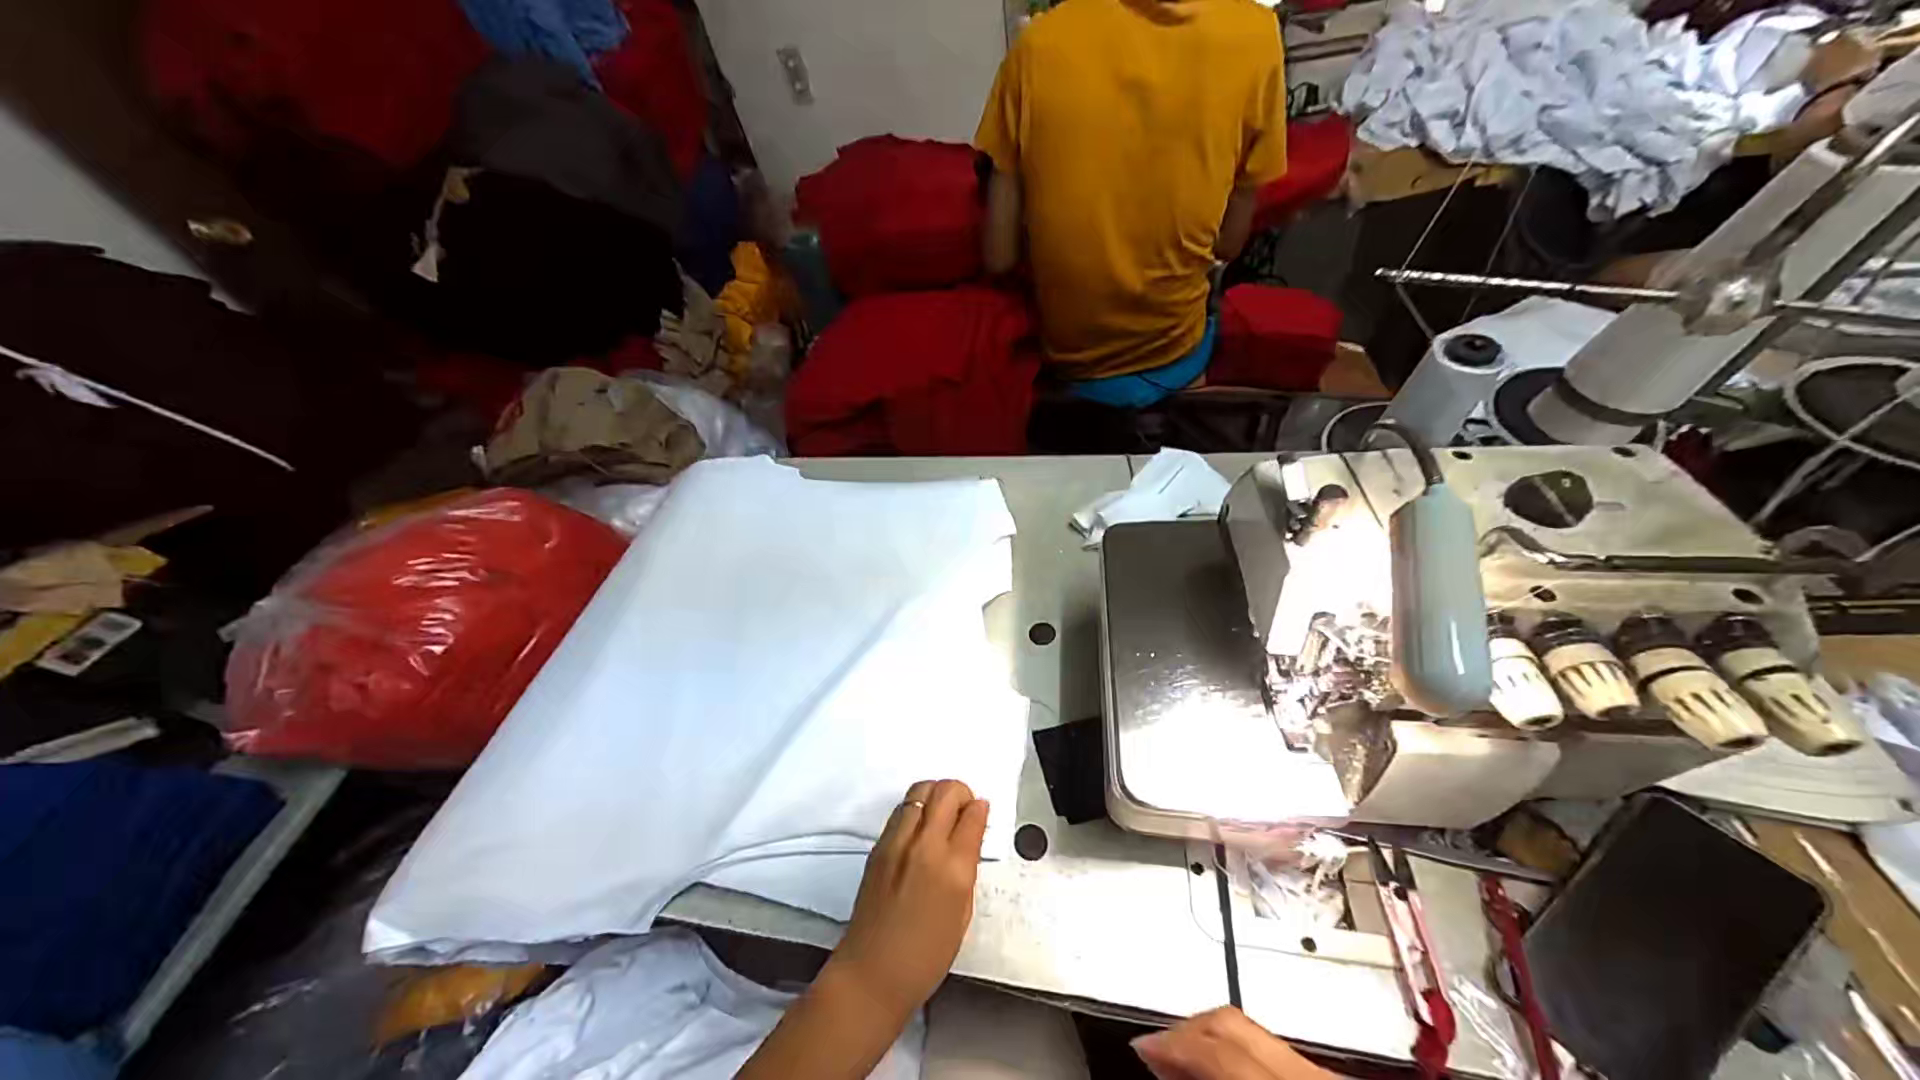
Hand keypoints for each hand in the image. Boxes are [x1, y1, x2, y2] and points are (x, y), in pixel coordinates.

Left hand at [823, 779, 988, 1018]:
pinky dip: (915, 808)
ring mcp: (898, 843)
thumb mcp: (962, 913)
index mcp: (953, 868)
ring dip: (936, 795)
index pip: (973, 815)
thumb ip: (966, 869)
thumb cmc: (923, 956)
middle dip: (961, 793)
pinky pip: (901, 810)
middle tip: (964, 808)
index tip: (981, 811)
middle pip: (946, 790)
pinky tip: (920, 827)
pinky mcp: (878, 846)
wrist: (872, 972)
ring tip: (941, 813)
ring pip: (920, 790)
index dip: (981, 809)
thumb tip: (969, 840)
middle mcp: (925, 846)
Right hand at [1132, 1008, 1331, 1079]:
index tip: (1142, 1049)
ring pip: (1255, 1035)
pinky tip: (1230, 1076)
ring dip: (1213, 1044)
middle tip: (1156, 1052)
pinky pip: (1279, 1055)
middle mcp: (1312, 1078)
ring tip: (1187, 1066)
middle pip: (1232, 1024)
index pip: (1219, 1048)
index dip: (1170, 1044)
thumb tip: (1173, 1073)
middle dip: (1186, 1031)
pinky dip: (1243, 1059)